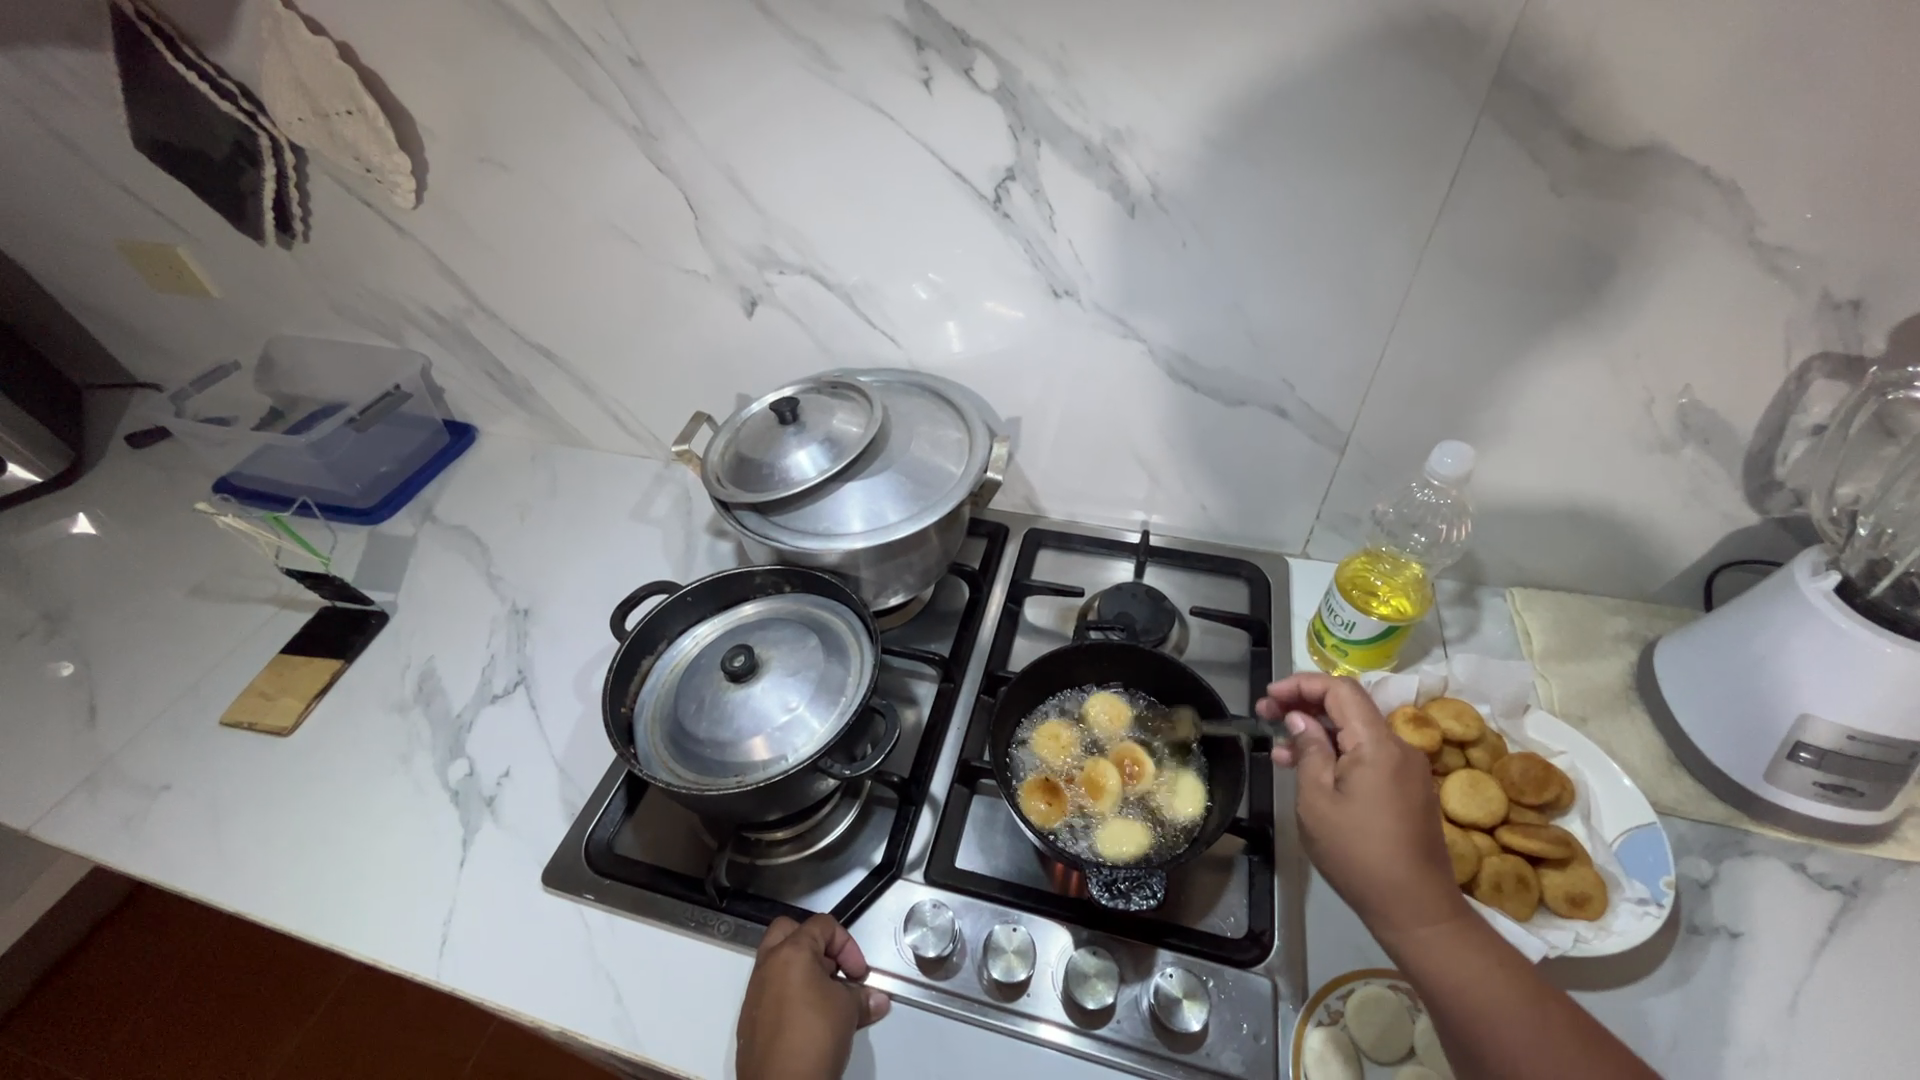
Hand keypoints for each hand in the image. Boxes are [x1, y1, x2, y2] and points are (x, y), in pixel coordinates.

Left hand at [736, 914, 889, 1079]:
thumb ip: (862, 997)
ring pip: (778, 962)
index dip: (847, 945)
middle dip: (816, 945)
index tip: (858, 974)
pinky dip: (790, 994)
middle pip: (790, 931)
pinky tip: (809, 1019)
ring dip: (802, 970)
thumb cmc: (815, 1038)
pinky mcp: (750, 1019)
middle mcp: (768, 965)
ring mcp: (755, 992)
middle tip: (834, 970)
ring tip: (826, 997)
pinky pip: (771, 991)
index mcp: (791, 952)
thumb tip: (876, 1000)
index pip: (823, 925)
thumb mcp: (848, 1011)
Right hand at [1257, 673, 1471, 941]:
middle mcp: (1399, 747)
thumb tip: (1300, 718)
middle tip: (1266, 714)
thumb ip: (1308, 750)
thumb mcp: (1316, 800)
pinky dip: (1337, 753)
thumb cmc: (1357, 853)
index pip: (1340, 689)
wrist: (1415, 908)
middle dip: (1305, 705)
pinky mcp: (1408, 788)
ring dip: (1317, 732)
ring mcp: (1407, 768)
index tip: (1269, 695)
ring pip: (1357, 732)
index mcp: (1378, 744)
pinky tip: (1308, 769)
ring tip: (1278, 748)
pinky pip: (1368, 755)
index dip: (1301, 684)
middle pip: (1350, 706)